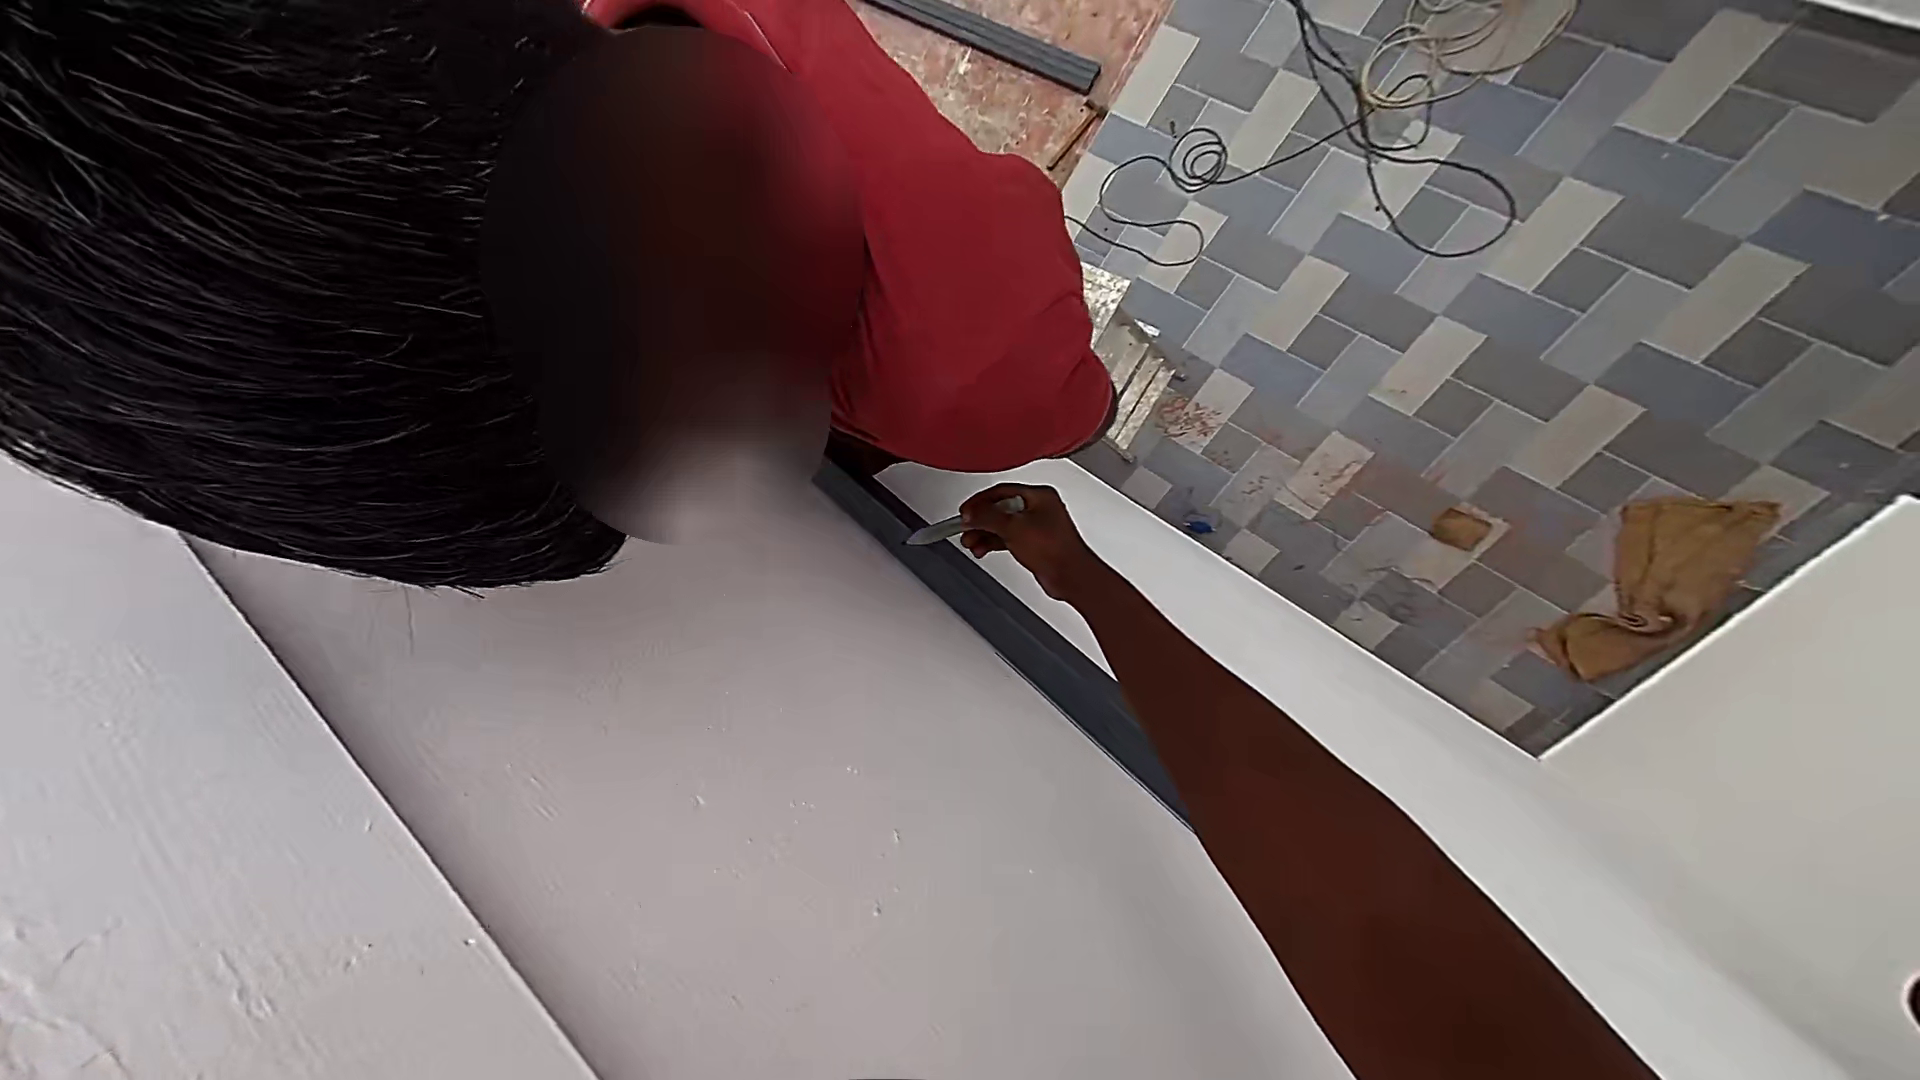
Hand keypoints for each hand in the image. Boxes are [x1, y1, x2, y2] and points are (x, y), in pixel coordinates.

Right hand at [958, 484, 1106, 602]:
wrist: (1070, 576)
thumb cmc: (1055, 549)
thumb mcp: (1014, 527)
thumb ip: (988, 517)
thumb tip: (971, 513)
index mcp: (1039, 496)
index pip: (1001, 491)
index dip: (980, 501)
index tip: (965, 511)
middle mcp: (1039, 509)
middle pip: (1000, 509)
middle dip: (980, 520)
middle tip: (965, 528)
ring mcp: (1037, 527)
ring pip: (1003, 526)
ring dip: (984, 534)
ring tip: (971, 542)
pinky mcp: (1034, 544)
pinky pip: (1008, 539)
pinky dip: (993, 543)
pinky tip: (983, 549)